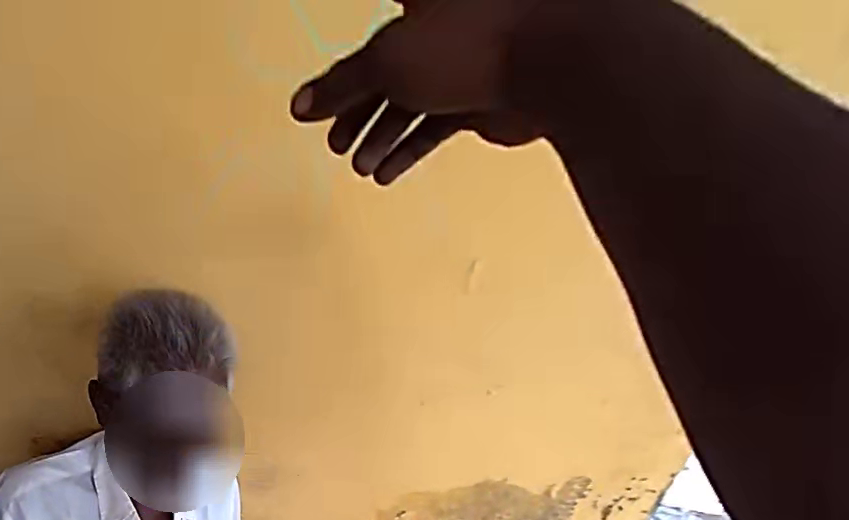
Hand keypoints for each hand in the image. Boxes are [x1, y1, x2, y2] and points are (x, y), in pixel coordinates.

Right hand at [288, 0, 554, 183]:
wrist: (550, 62)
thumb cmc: (471, 41)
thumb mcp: (386, 60)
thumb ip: (340, 86)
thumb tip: (298, 106)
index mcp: (419, 0)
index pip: (373, 34)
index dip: (345, 70)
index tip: (324, 94)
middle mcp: (438, 26)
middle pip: (385, 72)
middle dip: (358, 109)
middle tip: (336, 141)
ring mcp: (460, 64)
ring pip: (409, 103)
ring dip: (380, 137)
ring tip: (361, 165)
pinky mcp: (478, 100)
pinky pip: (433, 127)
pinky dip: (408, 150)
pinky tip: (385, 173)